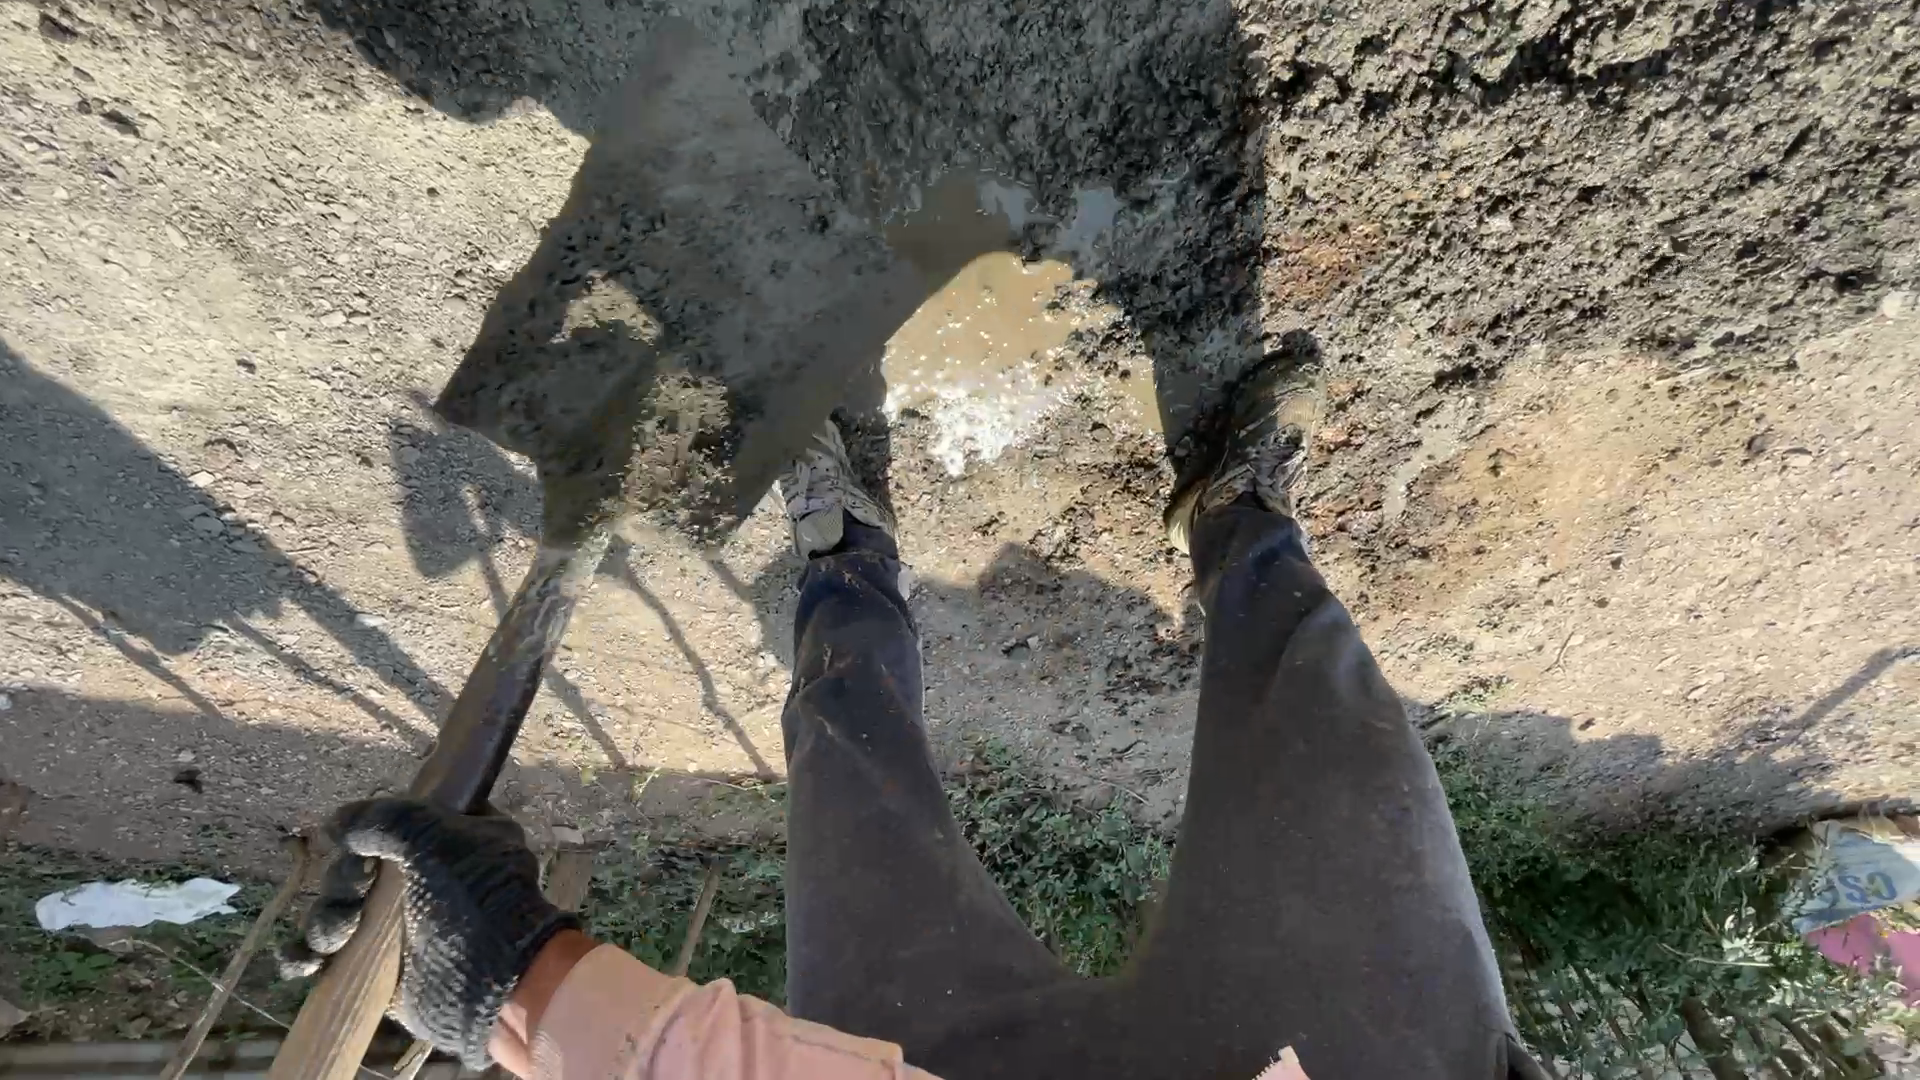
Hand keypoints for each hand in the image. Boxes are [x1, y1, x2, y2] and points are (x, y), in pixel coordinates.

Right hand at [280, 799, 580, 1068]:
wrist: (485, 975)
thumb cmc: (472, 895)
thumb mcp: (438, 839)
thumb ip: (391, 820)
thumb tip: (341, 819)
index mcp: (464, 835)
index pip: (406, 819)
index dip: (376, 828)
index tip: (360, 841)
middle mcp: (436, 873)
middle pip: (364, 864)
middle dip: (345, 880)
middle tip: (353, 894)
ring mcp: (408, 918)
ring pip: (343, 906)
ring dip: (326, 918)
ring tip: (337, 936)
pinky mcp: (382, 962)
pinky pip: (329, 952)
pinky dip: (308, 955)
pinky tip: (307, 962)